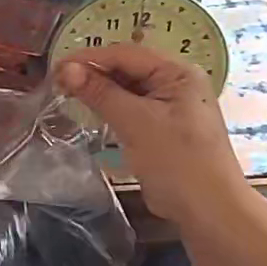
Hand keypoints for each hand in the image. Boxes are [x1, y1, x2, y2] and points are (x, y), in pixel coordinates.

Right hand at [57, 43, 248, 222]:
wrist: (210, 211)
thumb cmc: (177, 161)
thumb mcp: (136, 122)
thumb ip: (101, 93)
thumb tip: (66, 69)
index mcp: (178, 73)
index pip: (127, 54)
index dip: (89, 58)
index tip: (55, 68)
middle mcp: (178, 83)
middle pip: (128, 69)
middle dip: (94, 74)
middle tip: (58, 84)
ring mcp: (173, 107)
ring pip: (129, 90)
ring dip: (101, 92)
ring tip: (69, 96)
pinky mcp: (165, 129)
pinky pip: (134, 110)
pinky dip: (113, 109)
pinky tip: (93, 113)